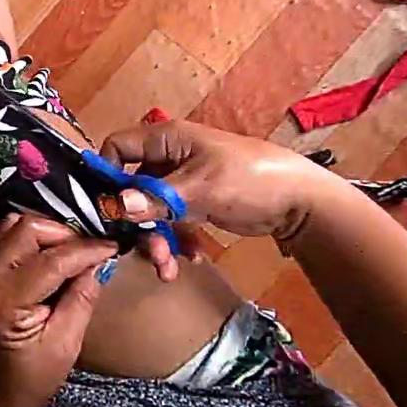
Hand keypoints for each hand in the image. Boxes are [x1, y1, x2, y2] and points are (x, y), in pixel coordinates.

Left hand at [0, 214, 116, 406]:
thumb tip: (100, 261)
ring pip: (14, 223)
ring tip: (70, 248)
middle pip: (28, 228)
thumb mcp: (67, 343)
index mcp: (8, 303)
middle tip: (88, 249)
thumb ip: (82, 297)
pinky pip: (4, 232)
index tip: (112, 247)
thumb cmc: (33, 375)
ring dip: (46, 230)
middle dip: (64, 233)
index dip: (86, 249)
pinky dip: (29, 233)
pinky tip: (49, 250)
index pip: (52, 260)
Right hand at [99, 119, 337, 241]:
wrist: (299, 201)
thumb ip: (157, 198)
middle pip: (133, 188)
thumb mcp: (201, 189)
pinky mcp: (194, 204)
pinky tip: (190, 259)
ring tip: (168, 266)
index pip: (118, 147)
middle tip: (149, 252)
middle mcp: (168, 158)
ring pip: (151, 211)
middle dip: (138, 222)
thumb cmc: (248, 179)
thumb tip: (117, 206)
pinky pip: (172, 222)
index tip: (107, 208)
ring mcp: (181, 183)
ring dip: (156, 239)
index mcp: (166, 140)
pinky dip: (176, 241)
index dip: (107, 174)